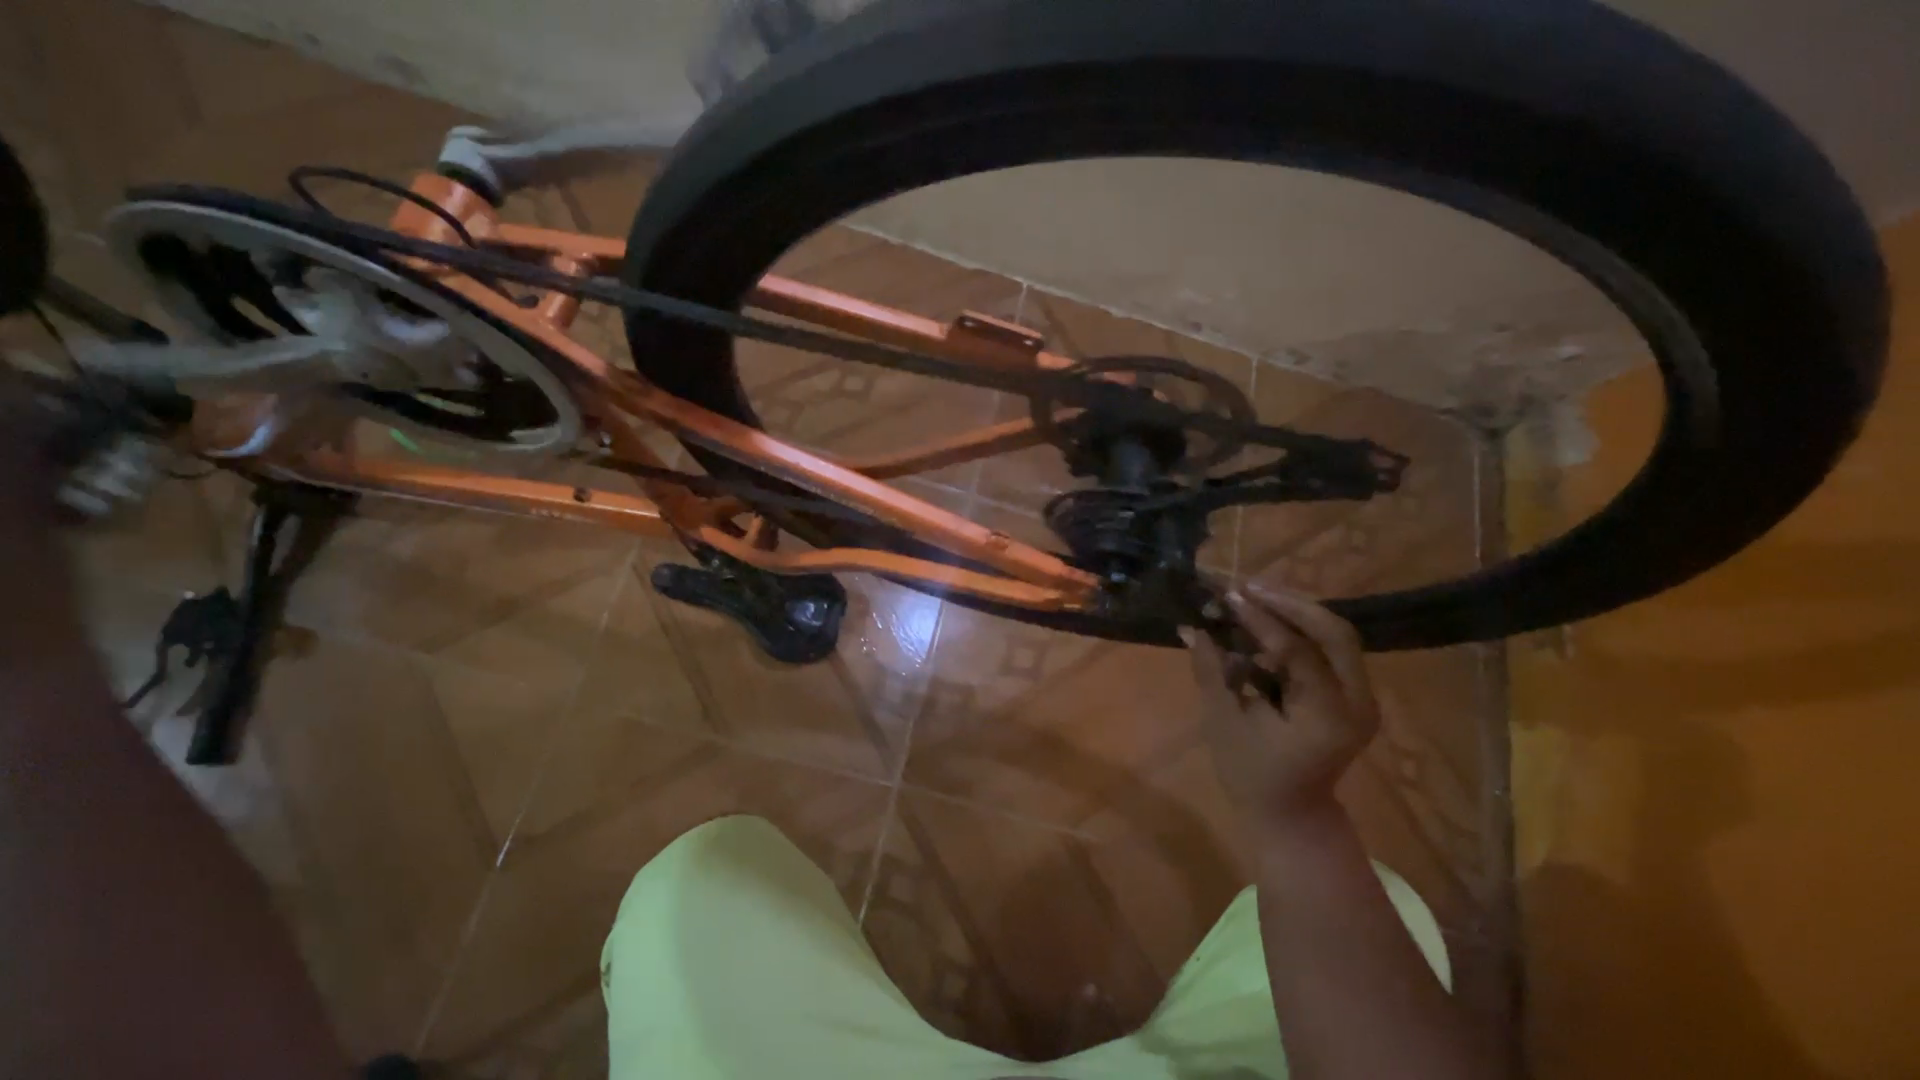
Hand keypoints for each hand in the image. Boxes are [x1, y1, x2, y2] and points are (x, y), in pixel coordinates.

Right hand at [1182, 582, 1379, 831]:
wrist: (1293, 816)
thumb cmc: (1252, 776)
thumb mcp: (1224, 725)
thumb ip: (1212, 673)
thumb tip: (1191, 627)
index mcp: (1327, 715)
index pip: (1299, 651)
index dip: (1262, 620)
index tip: (1229, 596)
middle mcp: (1358, 702)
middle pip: (1335, 632)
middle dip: (1290, 603)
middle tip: (1247, 587)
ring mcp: (1363, 698)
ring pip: (1337, 636)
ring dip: (1296, 612)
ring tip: (1253, 596)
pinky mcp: (1355, 695)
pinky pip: (1332, 650)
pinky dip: (1302, 631)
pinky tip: (1267, 622)